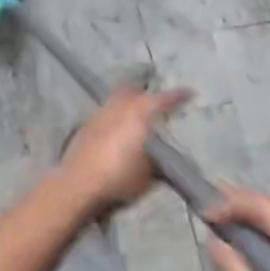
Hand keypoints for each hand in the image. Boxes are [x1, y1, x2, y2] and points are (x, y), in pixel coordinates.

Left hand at [57, 85, 191, 210]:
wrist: (79, 181)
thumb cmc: (119, 176)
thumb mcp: (149, 175)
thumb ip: (161, 162)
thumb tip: (169, 157)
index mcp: (141, 111)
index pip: (165, 99)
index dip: (179, 96)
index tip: (190, 92)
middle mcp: (121, 104)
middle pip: (136, 89)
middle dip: (146, 93)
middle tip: (156, 103)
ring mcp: (102, 110)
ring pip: (119, 97)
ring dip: (129, 102)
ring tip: (136, 116)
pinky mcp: (88, 121)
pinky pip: (107, 110)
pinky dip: (115, 115)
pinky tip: (117, 129)